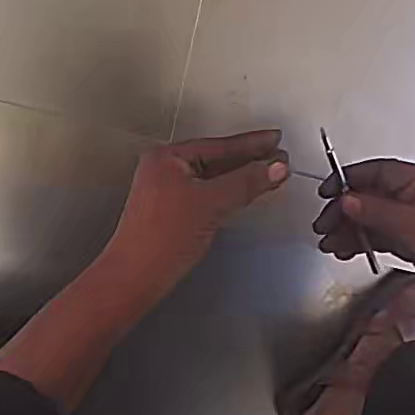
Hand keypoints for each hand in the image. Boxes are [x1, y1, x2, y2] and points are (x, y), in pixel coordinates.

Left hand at [101, 130, 290, 297]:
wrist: (137, 275)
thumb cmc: (158, 240)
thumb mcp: (210, 203)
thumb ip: (245, 182)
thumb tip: (273, 167)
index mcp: (165, 158)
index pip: (218, 145)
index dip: (250, 143)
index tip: (273, 139)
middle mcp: (162, 170)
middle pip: (215, 159)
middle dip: (248, 159)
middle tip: (277, 156)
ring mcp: (165, 191)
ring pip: (211, 178)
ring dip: (240, 177)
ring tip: (268, 173)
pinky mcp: (170, 212)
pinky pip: (206, 193)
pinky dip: (227, 192)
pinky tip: (243, 193)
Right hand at [312, 159, 414, 315]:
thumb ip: (380, 213)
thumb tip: (349, 200)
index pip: (378, 172)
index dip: (347, 180)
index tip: (326, 192)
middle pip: (374, 196)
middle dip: (345, 210)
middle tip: (324, 225)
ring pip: (378, 217)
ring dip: (352, 229)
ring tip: (332, 242)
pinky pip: (388, 234)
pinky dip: (367, 241)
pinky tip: (351, 248)